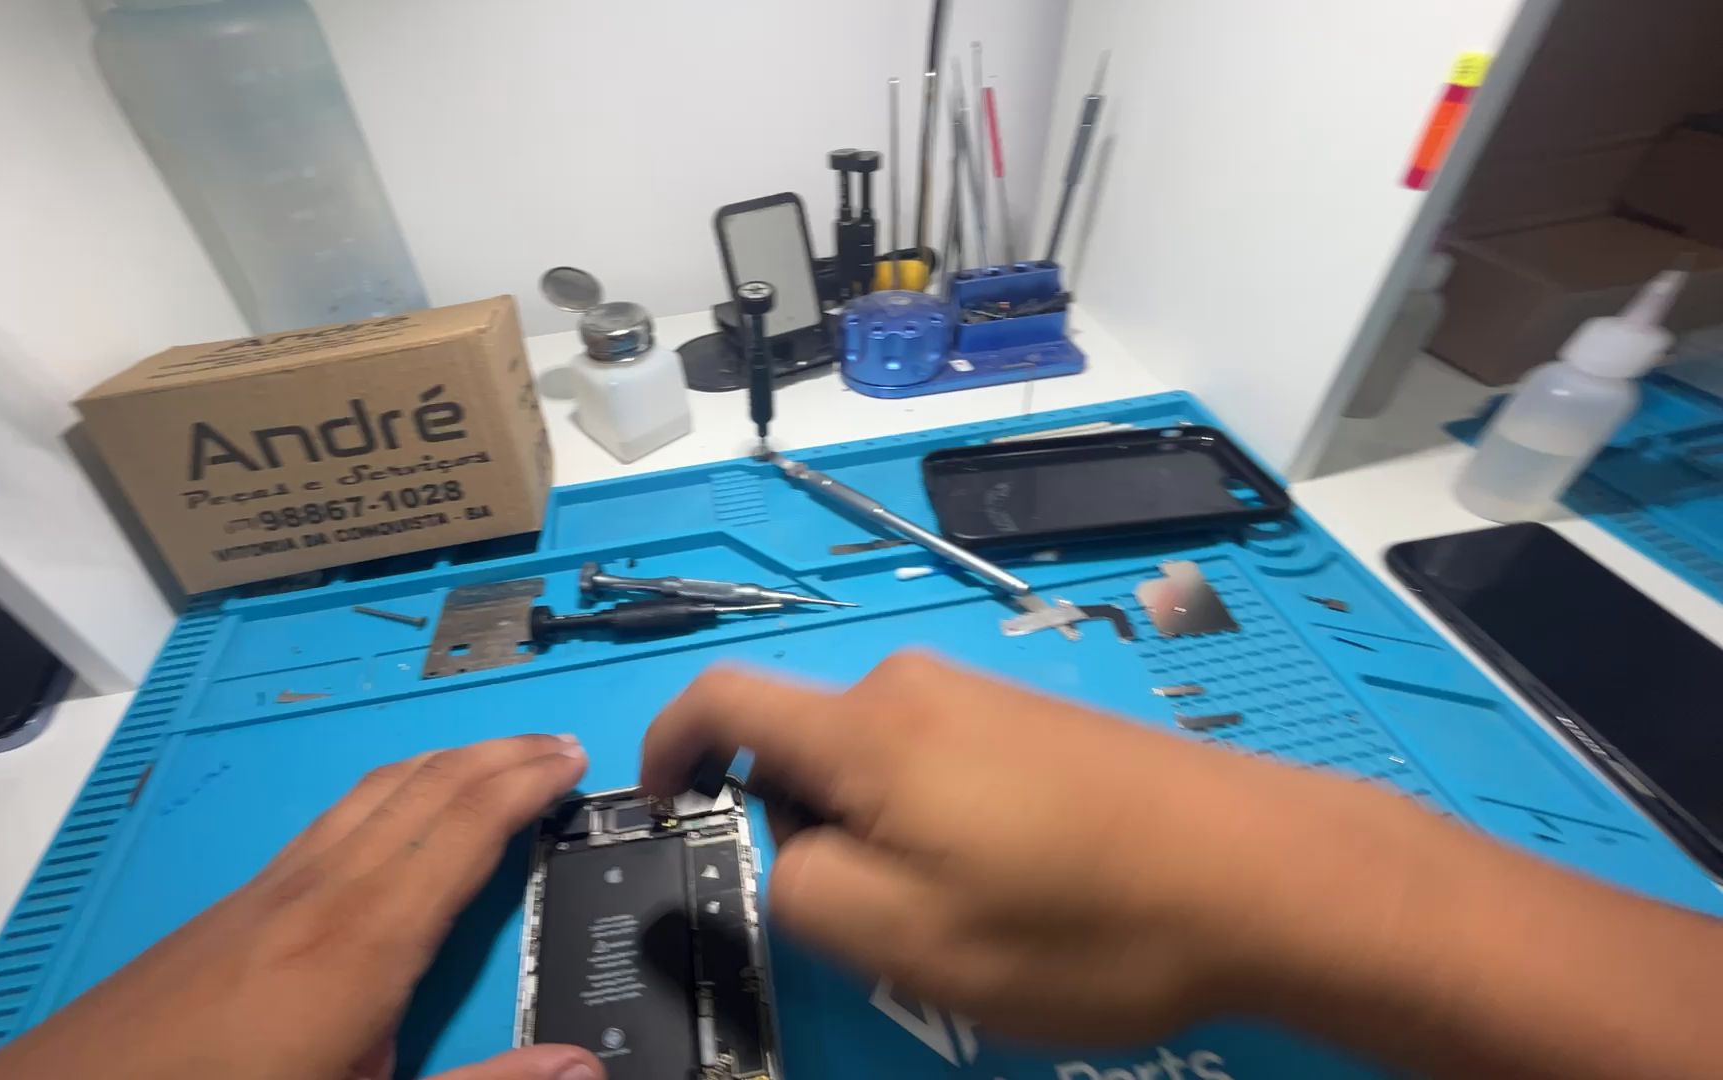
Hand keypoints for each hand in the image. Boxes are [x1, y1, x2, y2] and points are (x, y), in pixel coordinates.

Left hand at [0, 735, 603, 1079]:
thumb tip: (585, 1066)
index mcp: (370, 937)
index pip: (470, 822)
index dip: (530, 780)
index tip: (576, 758)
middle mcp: (330, 884)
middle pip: (434, 782)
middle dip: (506, 752)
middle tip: (560, 744)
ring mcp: (278, 882)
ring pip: (385, 784)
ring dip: (456, 757)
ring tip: (504, 757)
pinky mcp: (242, 896)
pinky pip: (345, 809)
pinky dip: (404, 782)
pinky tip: (405, 803)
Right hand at [639, 651, 1450, 1043]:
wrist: (1255, 867)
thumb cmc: (1069, 913)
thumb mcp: (904, 935)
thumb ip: (798, 886)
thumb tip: (780, 842)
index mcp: (860, 725)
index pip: (722, 698)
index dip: (668, 744)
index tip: (663, 804)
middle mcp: (902, 686)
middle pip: (797, 740)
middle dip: (792, 820)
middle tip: (859, 911)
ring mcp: (964, 693)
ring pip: (862, 756)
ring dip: (862, 826)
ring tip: (944, 903)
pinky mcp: (1011, 714)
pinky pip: (920, 755)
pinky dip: (914, 812)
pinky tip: (994, 872)